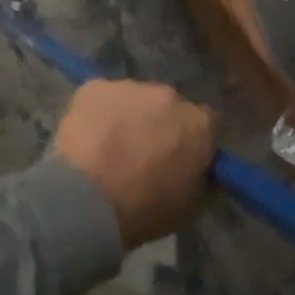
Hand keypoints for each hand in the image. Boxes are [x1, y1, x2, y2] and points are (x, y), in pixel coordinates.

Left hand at [52, 80, 216, 249]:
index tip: (181, 156)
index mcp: (198, 124)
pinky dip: (98, 111)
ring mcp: (128, 88)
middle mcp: (167, 96)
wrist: (87, 196)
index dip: (194, 139)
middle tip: (142, 150)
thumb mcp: (191, 205)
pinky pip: (102, 97)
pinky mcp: (93, 86)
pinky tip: (88, 135)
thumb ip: (201, 177)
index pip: (207, 123)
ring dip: (128, 115)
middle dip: (159, 123)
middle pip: (168, 106)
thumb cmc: (144, 208)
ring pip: (133, 99)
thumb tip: (198, 167)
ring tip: (109, 143)